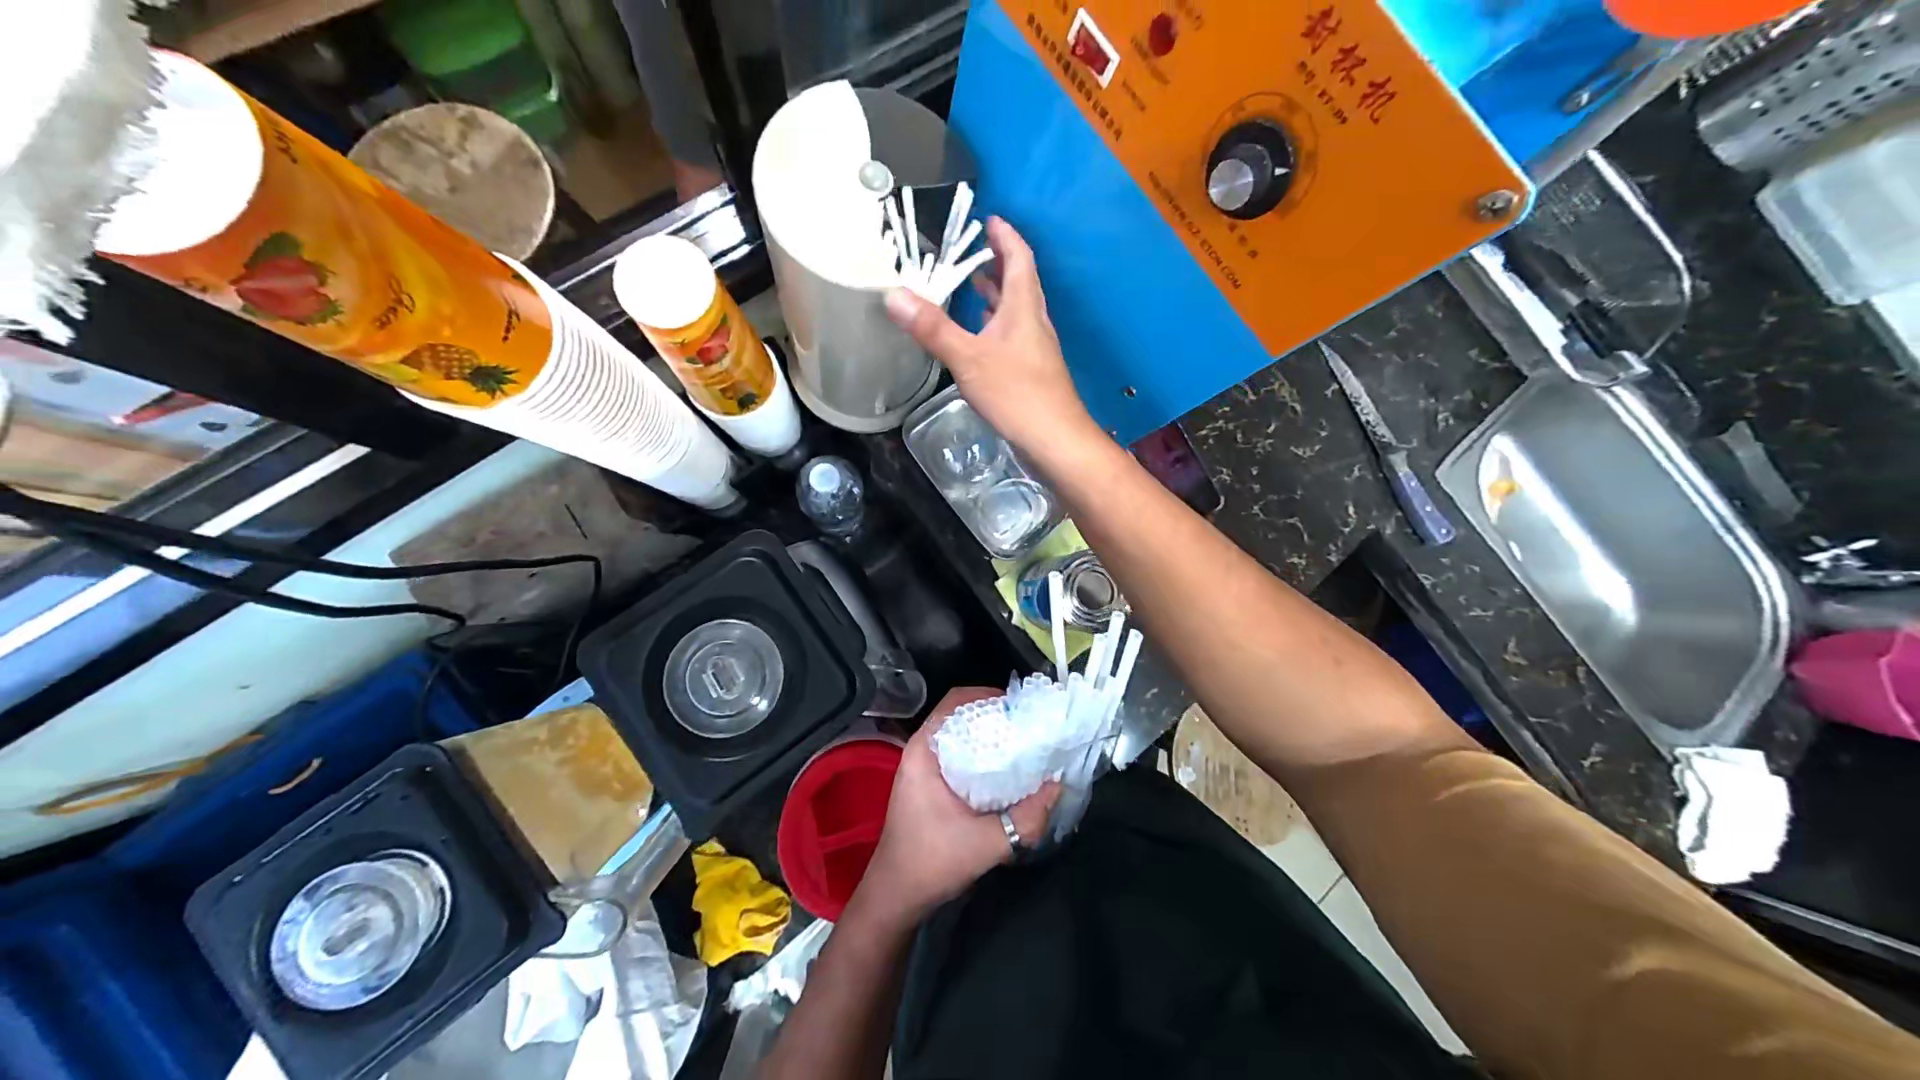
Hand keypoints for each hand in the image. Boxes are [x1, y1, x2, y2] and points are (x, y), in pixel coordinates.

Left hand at [857, 688, 1058, 926]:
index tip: (1022, 708)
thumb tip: (1059, 786)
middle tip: (1033, 728)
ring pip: (963, 739)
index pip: (956, 701)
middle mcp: (922, 752)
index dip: (989, 695)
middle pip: (963, 717)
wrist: (896, 897)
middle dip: (998, 718)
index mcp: (924, 751)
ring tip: (1028, 748)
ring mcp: (925, 770)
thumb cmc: (931, 863)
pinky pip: (962, 758)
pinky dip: (986, 759)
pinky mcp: (932, 787)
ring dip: (993, 740)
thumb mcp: (986, 843)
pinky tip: (1010, 775)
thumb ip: (1025, 819)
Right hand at [883, 218, 1102, 461]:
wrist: (1055, 440)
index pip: (1019, 258)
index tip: (990, 219)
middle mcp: (1033, 322)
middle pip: (1020, 281)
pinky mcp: (1031, 371)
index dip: (1006, 236)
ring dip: (997, 294)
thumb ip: (933, 328)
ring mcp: (1035, 348)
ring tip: (973, 285)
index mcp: (1023, 308)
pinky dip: (995, 324)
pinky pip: (1012, 335)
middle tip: (975, 249)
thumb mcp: (969, 359)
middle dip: (998, 262)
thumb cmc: (1017, 394)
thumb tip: (893, 295)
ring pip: (1016, 310)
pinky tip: (981, 336)